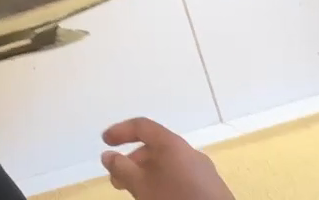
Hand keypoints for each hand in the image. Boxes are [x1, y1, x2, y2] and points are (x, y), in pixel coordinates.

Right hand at [100, 117, 234, 199]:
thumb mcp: (141, 186)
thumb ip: (121, 168)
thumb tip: (107, 155)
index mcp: (173, 144)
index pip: (142, 126)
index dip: (120, 131)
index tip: (105, 143)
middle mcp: (190, 153)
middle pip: (155, 148)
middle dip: (132, 162)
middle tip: (118, 181)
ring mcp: (205, 173)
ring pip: (168, 166)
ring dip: (148, 176)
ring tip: (137, 193)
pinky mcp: (213, 192)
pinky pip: (182, 179)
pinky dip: (165, 184)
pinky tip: (159, 198)